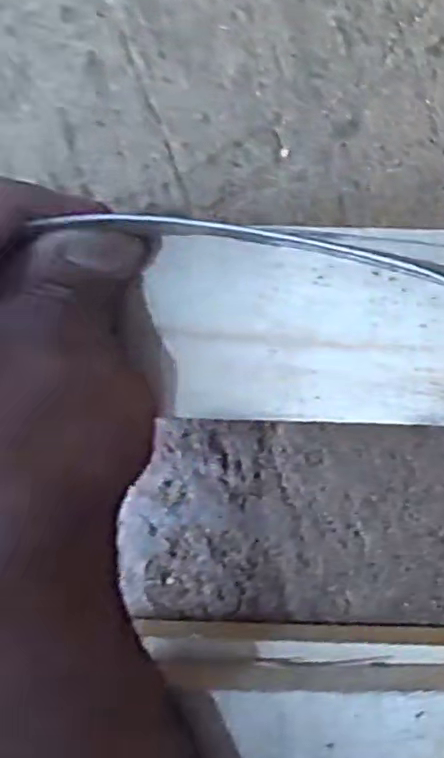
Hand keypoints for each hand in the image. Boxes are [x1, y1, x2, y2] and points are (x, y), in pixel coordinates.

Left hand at [0, 181, 154, 571]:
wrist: (1, 547)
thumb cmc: (32, 447)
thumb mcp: (70, 357)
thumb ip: (73, 285)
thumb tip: (98, 234)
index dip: (44, 210)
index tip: (118, 232)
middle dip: (35, 244)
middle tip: (108, 262)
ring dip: (27, 283)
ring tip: (87, 302)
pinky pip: (0, 329)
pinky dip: (18, 320)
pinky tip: (51, 339)